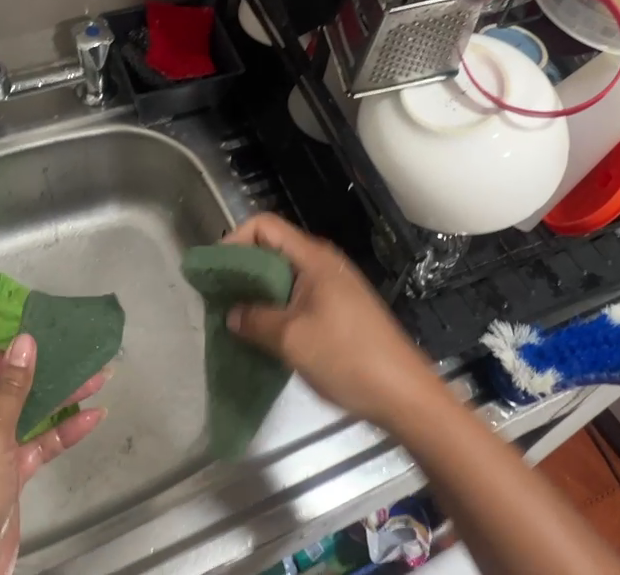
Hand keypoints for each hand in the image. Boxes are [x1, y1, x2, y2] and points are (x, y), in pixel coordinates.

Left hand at [0, 334, 107, 574]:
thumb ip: (10, 389)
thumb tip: (24, 340)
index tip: (21, 361)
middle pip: (1, 385)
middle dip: (37, 369)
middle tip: (73, 354)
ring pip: (26, 413)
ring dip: (60, 397)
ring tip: (99, 376)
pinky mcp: (10, 475)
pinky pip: (39, 444)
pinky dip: (64, 432)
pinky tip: (94, 417)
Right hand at [221, 214, 441, 429]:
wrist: (404, 394)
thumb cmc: (348, 358)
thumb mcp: (292, 339)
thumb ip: (256, 320)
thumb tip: (232, 312)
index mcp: (314, 259)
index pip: (265, 226)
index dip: (235, 240)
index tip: (215, 273)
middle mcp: (323, 264)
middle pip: (273, 249)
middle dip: (241, 269)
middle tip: (217, 298)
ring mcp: (333, 288)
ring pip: (284, 277)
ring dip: (257, 293)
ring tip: (234, 319)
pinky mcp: (339, 311)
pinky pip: (297, 298)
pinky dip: (276, 309)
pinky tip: (263, 335)